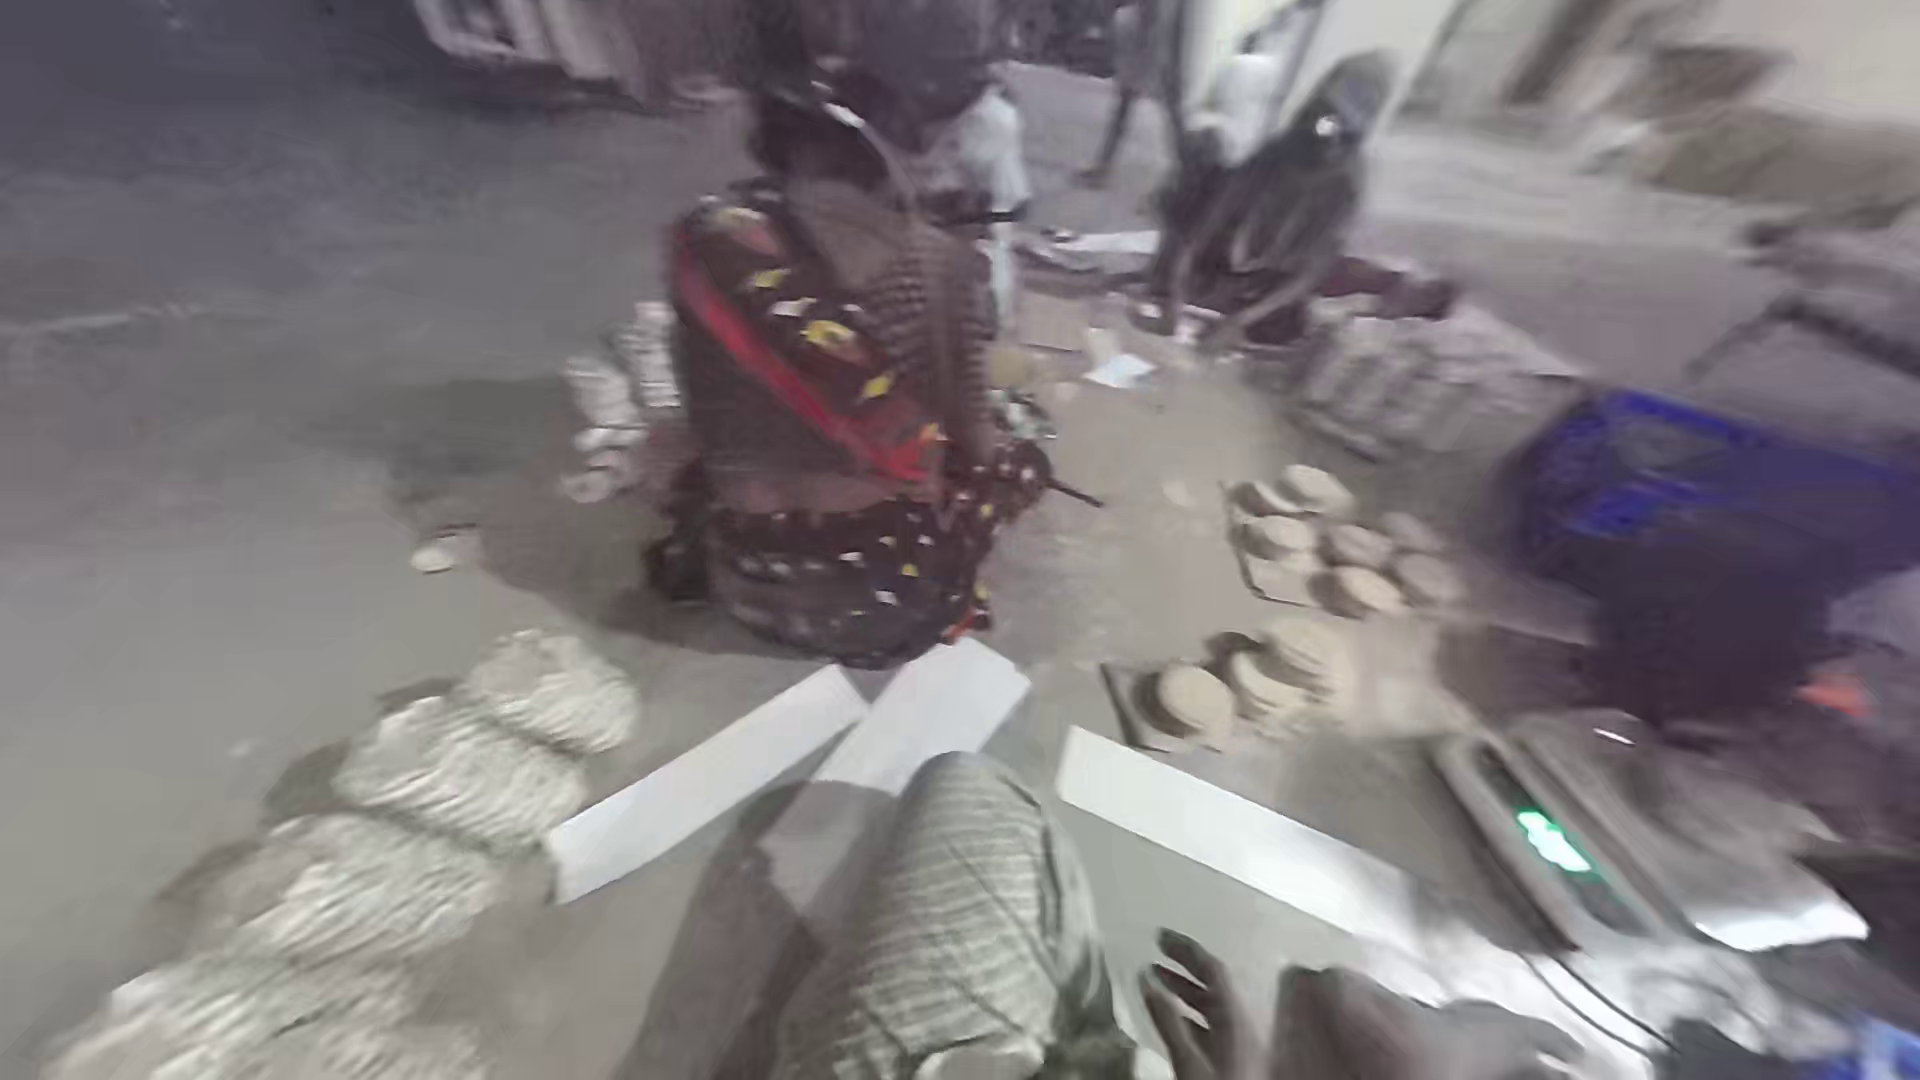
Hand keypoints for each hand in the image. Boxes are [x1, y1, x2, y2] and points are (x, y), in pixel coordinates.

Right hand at [1140, 930, 1264, 1079]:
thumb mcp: (1189, 1064)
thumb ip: (1167, 1019)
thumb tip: (1145, 975)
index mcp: (1237, 1021)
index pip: (1213, 970)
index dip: (1186, 949)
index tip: (1158, 935)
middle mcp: (1243, 1029)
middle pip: (1213, 984)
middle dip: (1183, 964)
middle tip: (1155, 947)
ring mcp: (1241, 1048)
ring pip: (1211, 1006)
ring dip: (1183, 988)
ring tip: (1154, 975)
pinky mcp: (1235, 1066)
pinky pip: (1210, 1026)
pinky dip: (1187, 1012)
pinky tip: (1169, 1015)